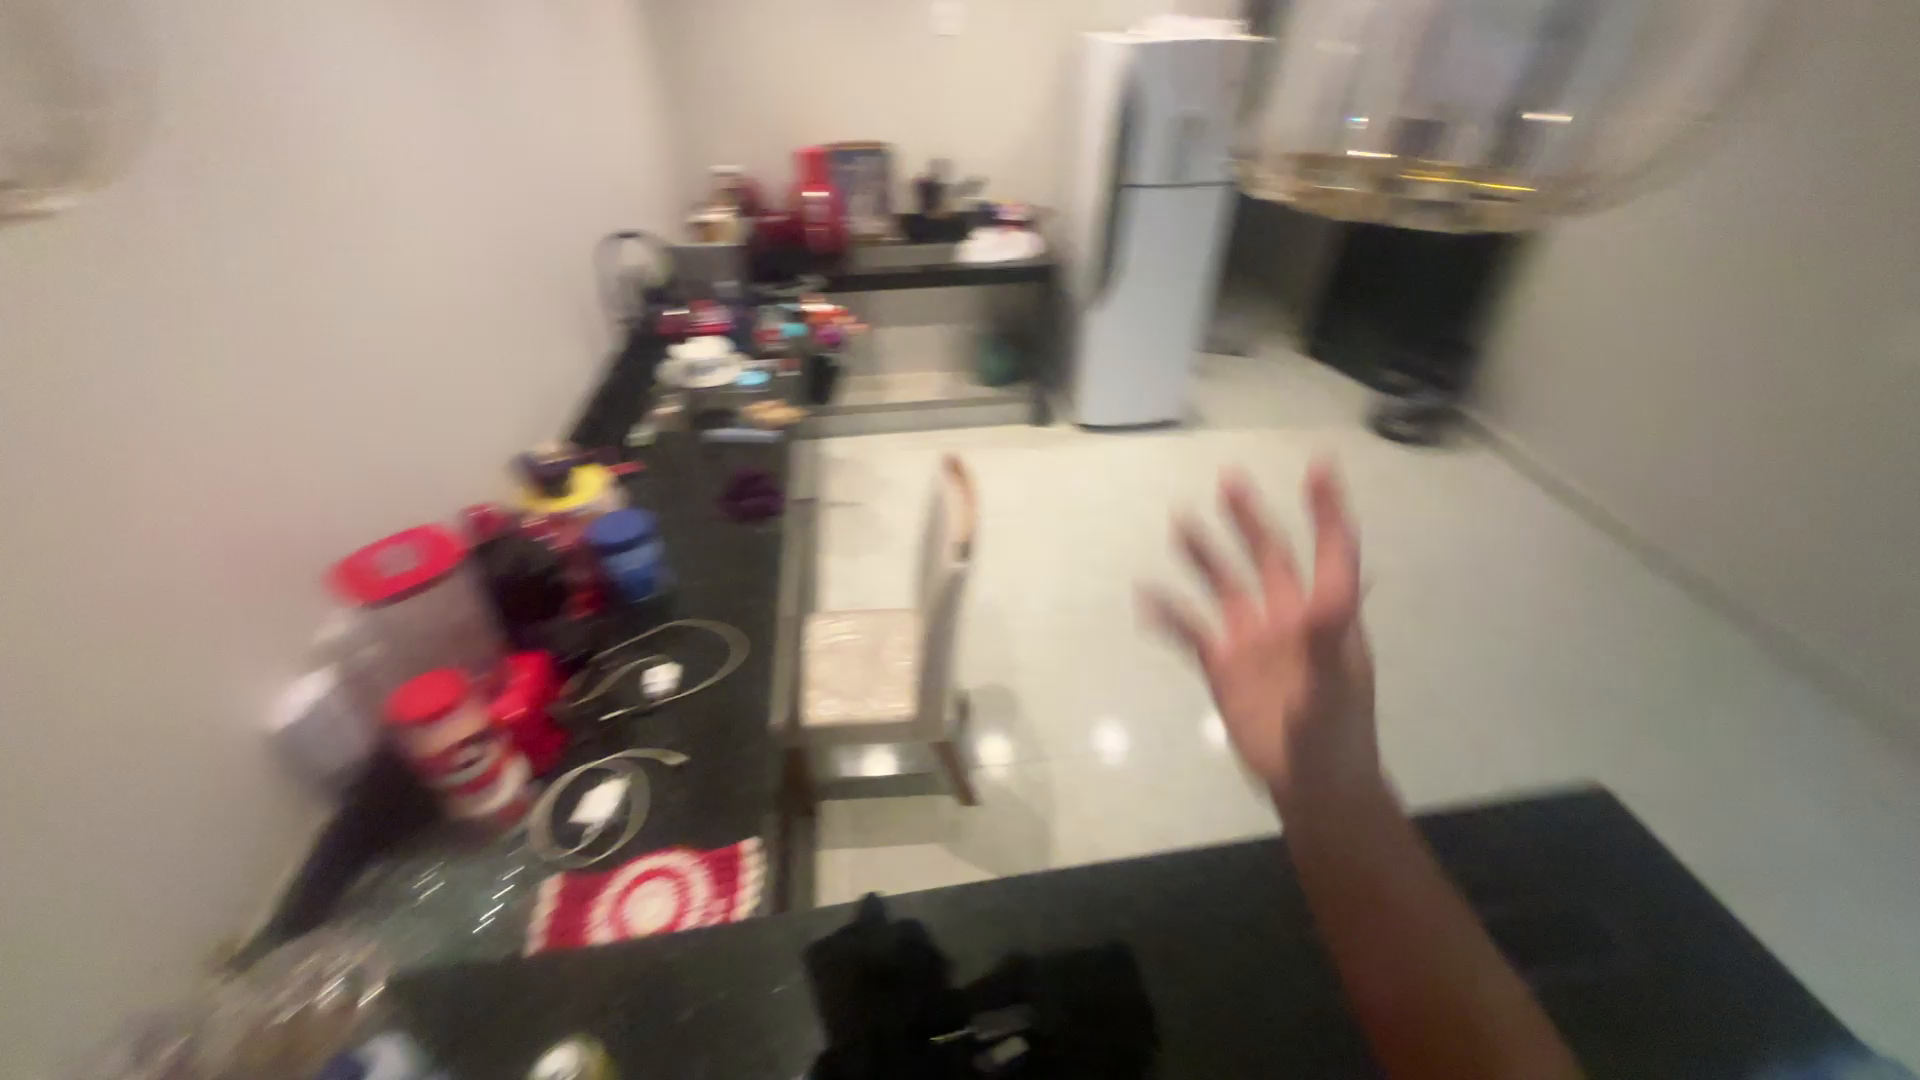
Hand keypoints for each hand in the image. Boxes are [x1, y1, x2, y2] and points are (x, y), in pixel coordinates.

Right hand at [1139, 460, 1379, 814]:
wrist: (1309, 784)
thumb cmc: (1334, 733)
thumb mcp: (1336, 683)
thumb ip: (1329, 636)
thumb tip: (1330, 590)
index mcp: (1324, 614)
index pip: (1331, 551)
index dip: (1327, 510)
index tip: (1318, 466)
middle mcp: (1286, 615)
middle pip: (1267, 555)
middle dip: (1249, 518)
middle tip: (1229, 480)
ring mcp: (1250, 637)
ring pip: (1222, 583)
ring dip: (1204, 554)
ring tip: (1179, 523)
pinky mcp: (1220, 663)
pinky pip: (1188, 628)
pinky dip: (1167, 612)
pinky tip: (1145, 596)